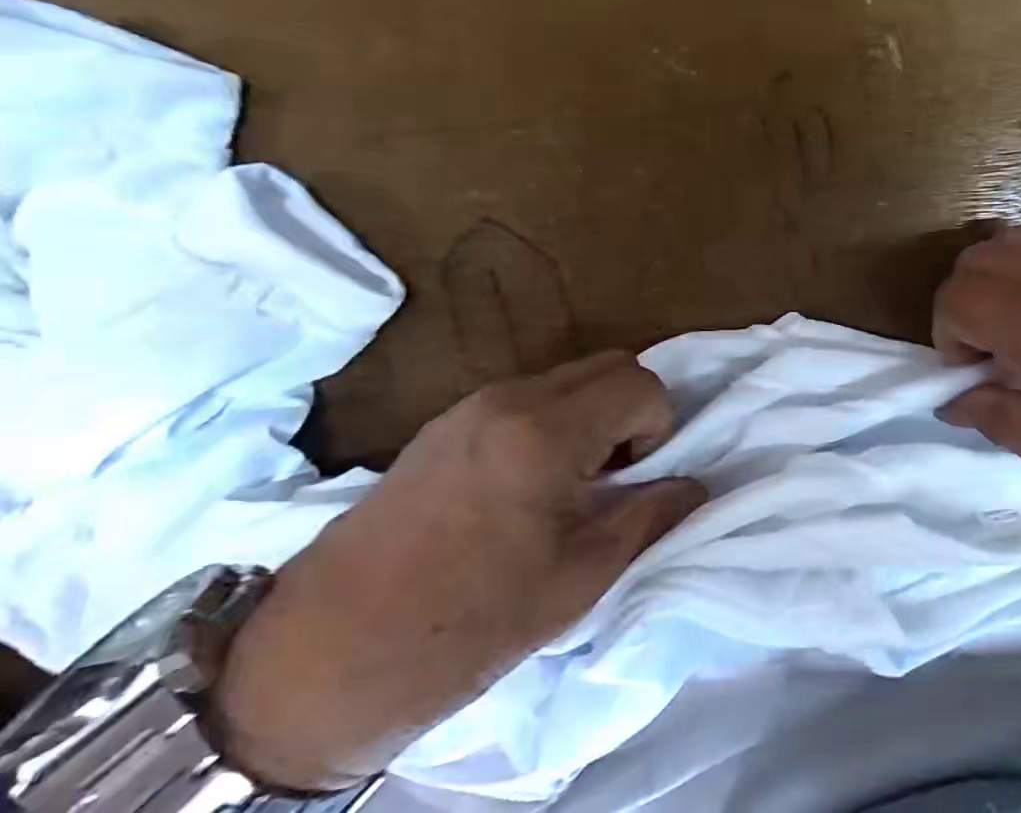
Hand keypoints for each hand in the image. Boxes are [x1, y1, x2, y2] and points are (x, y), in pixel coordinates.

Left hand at [212, 352, 706, 790]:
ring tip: (575, 482)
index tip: (635, 479)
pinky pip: (528, 397)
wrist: (320, 661)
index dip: (659, 427)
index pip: (642, 383)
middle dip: (634, 409)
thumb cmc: (468, 622)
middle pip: (610, 364)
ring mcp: (467, 408)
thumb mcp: (582, 576)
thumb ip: (653, 514)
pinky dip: (556, 421)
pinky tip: (529, 484)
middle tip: (616, 474)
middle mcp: (506, 400)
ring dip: (595, 415)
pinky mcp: (440, 426)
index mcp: (544, 431)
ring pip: (569, 377)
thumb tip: (695, 485)